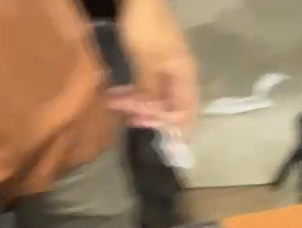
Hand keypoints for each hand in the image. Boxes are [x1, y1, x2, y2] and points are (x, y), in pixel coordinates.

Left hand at [116, 0, 199, 136]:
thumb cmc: (146, 27)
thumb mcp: (146, 62)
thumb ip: (150, 92)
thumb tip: (151, 115)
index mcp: (185, 78)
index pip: (185, 114)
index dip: (168, 124)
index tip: (145, 123)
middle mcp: (180, 78)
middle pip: (170, 109)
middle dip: (148, 115)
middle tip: (127, 117)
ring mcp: (167, 71)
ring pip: (156, 99)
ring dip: (137, 105)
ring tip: (115, 105)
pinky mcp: (154, 66)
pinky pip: (147, 88)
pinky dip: (135, 93)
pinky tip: (118, 95)